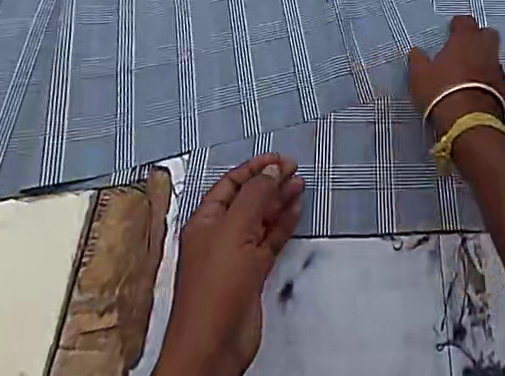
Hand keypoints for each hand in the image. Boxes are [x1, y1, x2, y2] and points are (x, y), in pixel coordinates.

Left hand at [154, 153, 304, 375]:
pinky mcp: (251, 274)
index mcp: (206, 220)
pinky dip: (283, 224)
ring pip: (262, 218)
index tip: (277, 158)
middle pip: (248, 198)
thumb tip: (269, 170)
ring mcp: (236, 255)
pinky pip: (270, 240)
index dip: (254, 167)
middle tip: (292, 168)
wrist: (213, 346)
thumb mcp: (234, 231)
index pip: (232, 182)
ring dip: (280, 200)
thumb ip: (254, 196)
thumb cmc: (210, 295)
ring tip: (298, 184)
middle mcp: (219, 235)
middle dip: (270, 181)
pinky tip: (294, 211)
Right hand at [407, 14, 504, 136]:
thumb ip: (419, 59)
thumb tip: (416, 52)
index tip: (451, 30)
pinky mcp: (504, 89)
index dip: (458, 24)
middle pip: (487, 33)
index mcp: (465, 39)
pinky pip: (496, 76)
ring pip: (493, 55)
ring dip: (484, 59)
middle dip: (478, 37)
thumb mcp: (420, 75)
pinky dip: (488, 78)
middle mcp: (484, 49)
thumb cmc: (442, 92)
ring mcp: (497, 68)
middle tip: (464, 47)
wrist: (468, 122)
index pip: (465, 21)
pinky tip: (477, 88)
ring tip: (469, 71)